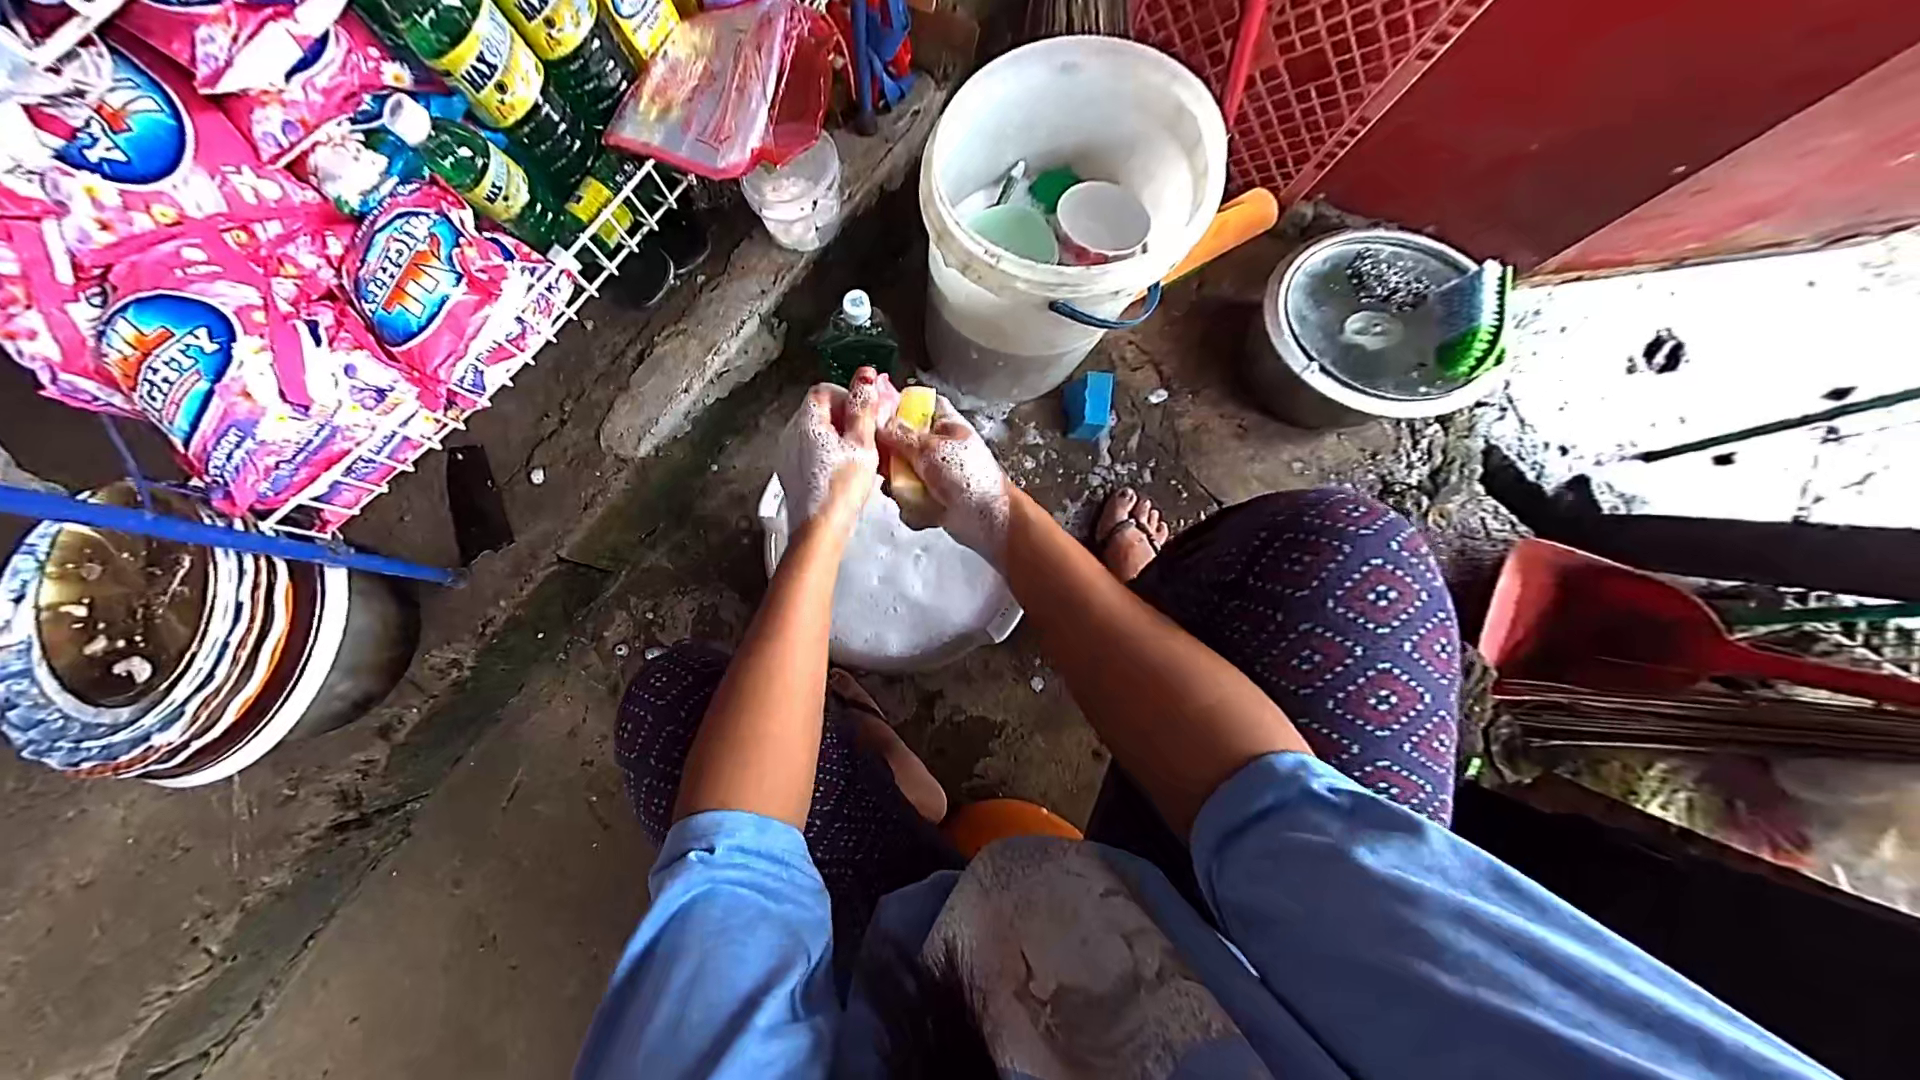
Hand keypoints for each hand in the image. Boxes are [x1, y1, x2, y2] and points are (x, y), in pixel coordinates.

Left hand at [778, 368, 889, 539]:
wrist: (820, 529)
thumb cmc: (841, 489)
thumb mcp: (862, 443)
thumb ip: (863, 406)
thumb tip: (865, 376)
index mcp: (807, 422)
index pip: (824, 390)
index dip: (848, 397)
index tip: (866, 414)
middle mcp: (791, 434)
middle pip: (820, 411)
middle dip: (847, 419)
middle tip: (868, 437)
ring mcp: (789, 455)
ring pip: (818, 433)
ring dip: (841, 438)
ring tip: (861, 458)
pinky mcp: (793, 473)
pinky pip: (813, 453)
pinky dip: (831, 455)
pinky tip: (847, 473)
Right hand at [878, 394, 1010, 561]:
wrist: (990, 520)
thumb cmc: (969, 477)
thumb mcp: (931, 449)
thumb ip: (900, 435)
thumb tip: (876, 422)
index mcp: (943, 422)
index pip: (912, 404)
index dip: (892, 409)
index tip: (874, 420)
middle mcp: (936, 445)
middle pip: (897, 443)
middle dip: (892, 460)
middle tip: (891, 468)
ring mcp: (932, 473)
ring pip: (898, 475)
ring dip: (902, 489)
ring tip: (913, 495)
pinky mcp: (929, 497)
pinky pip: (907, 499)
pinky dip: (914, 508)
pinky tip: (927, 511)